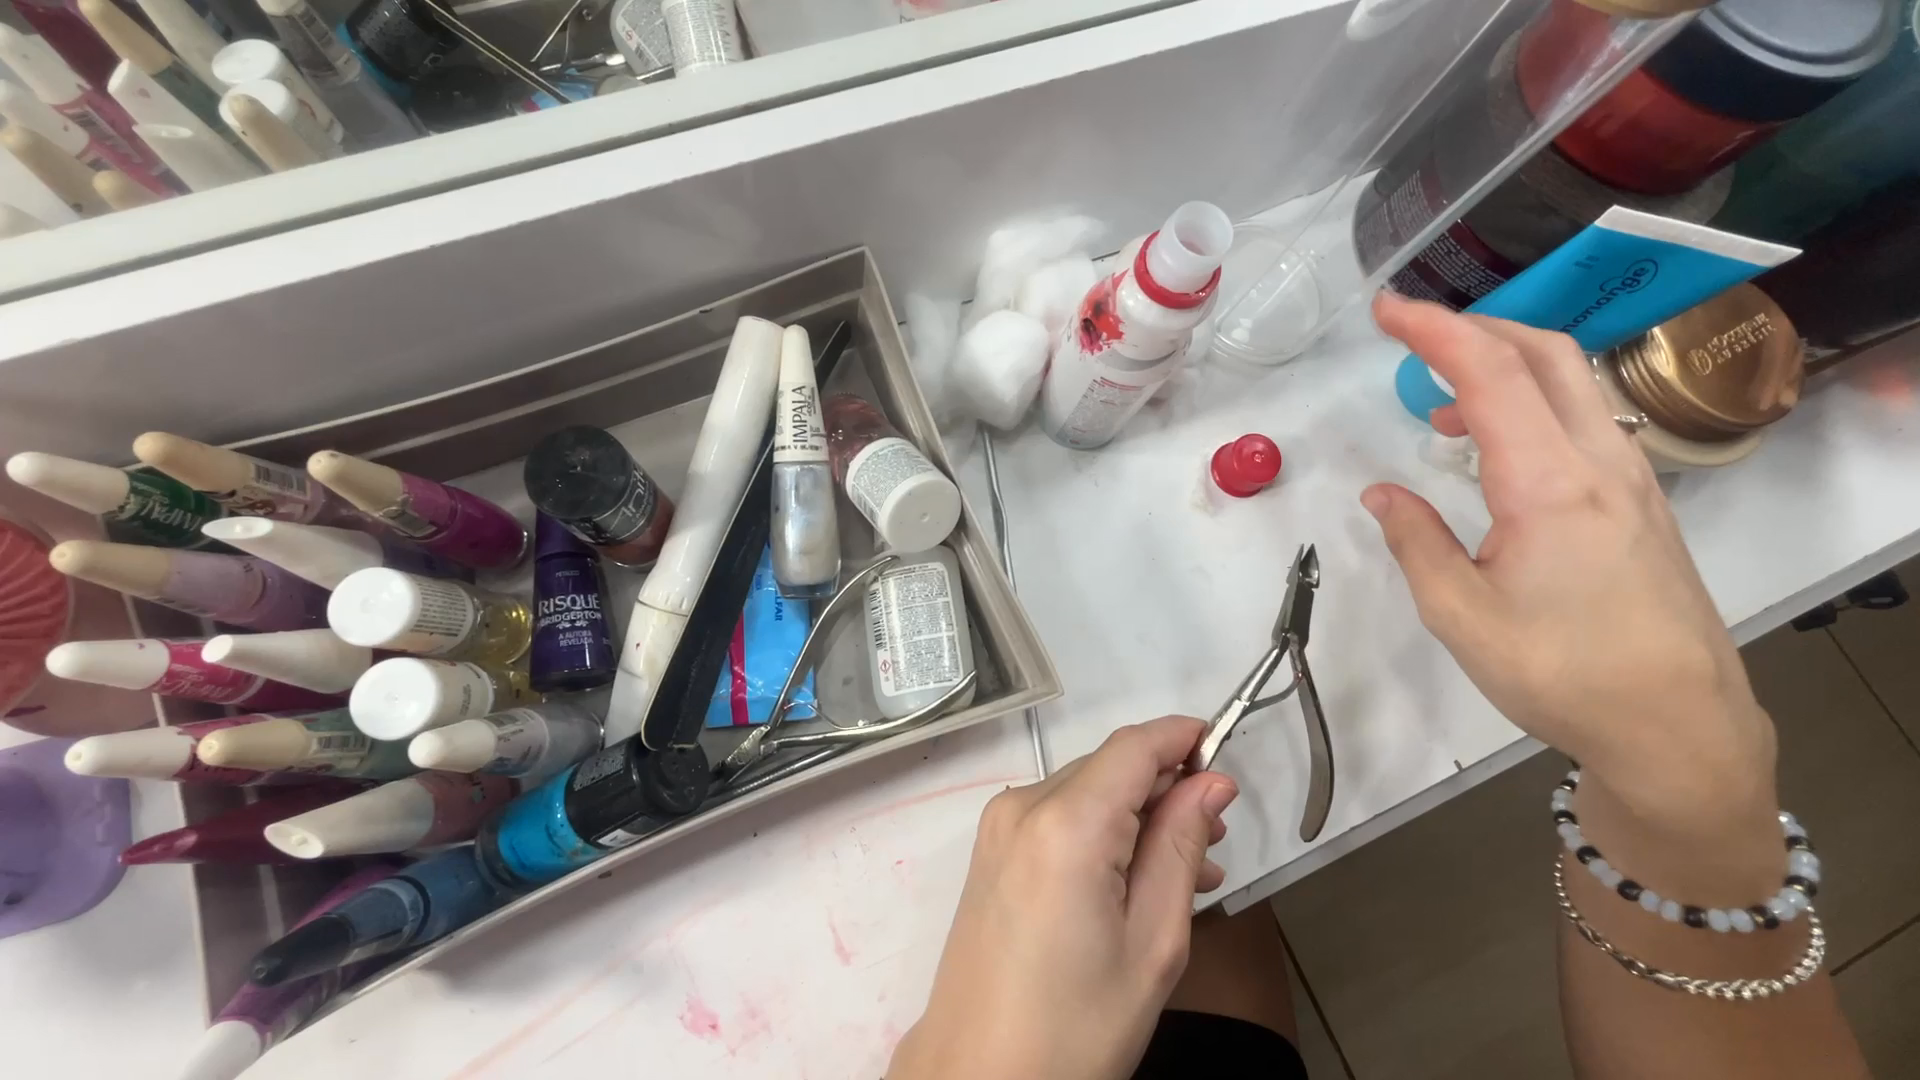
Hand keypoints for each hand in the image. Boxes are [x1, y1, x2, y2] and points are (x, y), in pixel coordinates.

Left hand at [889, 717, 1237, 1079]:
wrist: (979, 1075)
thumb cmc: (1078, 1024)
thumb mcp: (1154, 941)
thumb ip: (1182, 845)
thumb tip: (1212, 780)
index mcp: (1066, 824)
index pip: (1133, 746)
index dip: (1182, 739)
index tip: (1225, 758)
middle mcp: (1023, 805)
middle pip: (1109, 766)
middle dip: (1166, 786)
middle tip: (1214, 840)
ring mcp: (1000, 825)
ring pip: (1086, 789)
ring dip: (1138, 812)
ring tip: (1187, 870)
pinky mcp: (992, 848)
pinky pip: (1059, 815)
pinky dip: (1102, 829)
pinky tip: (1134, 876)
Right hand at [1363, 292, 1776, 826]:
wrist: (1675, 725)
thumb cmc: (1559, 671)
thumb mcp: (1459, 613)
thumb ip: (1416, 540)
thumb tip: (1383, 492)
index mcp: (1548, 484)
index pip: (1491, 375)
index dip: (1434, 331)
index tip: (1386, 308)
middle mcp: (1600, 463)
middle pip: (1544, 355)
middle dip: (1473, 327)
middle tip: (1411, 334)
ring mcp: (1631, 478)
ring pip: (1570, 384)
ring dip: (1502, 366)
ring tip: (1440, 402)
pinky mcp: (1641, 501)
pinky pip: (1582, 421)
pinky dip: (1530, 404)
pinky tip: (1495, 448)